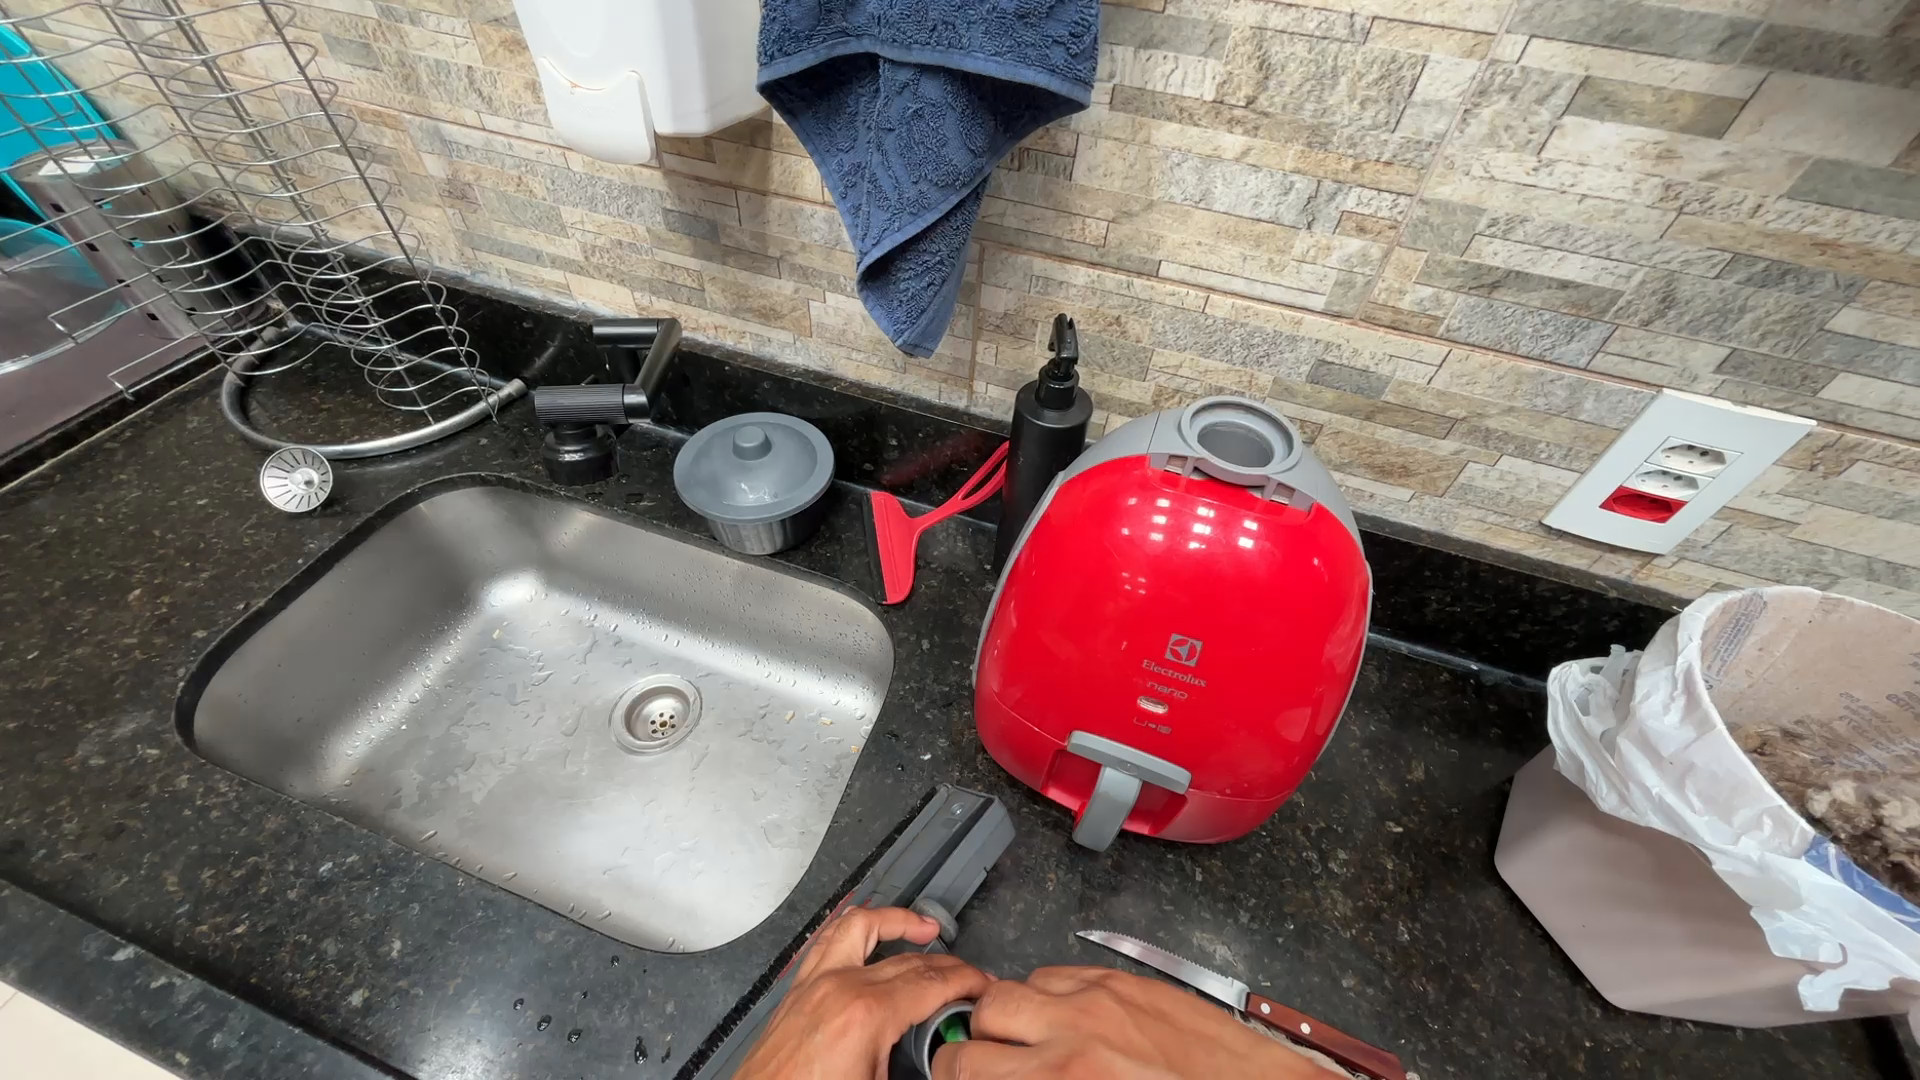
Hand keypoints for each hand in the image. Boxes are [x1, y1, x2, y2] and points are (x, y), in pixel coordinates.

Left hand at [735, 906, 992, 1079]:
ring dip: (897, 921)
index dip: (965, 980)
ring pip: (861, 926)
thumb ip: (918, 1068)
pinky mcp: (797, 990)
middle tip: (970, 976)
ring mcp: (814, 982)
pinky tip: (868, 937)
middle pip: (907, 958)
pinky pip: (830, 940)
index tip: (985, 985)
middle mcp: (839, 985)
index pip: (930, 981)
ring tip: (924, 927)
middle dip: (946, 964)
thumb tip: (948, 1064)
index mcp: (865, 1014)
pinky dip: (855, 928)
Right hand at [933, 966, 1339, 1079]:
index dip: (951, 1075)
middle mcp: (1071, 1034)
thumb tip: (1007, 1077)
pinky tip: (1065, 1021)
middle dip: (974, 1043)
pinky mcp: (1119, 979)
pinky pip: (1054, 972)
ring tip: (1027, 1042)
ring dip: (1010, 1015)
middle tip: (989, 1065)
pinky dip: (1047, 995)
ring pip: (1014, 987)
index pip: (966, 1067)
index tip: (958, 1079)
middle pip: (981, 1015)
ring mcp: (1095, 997)